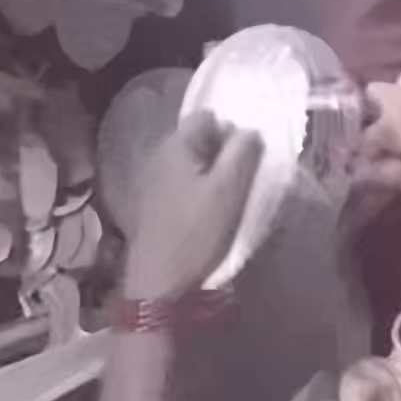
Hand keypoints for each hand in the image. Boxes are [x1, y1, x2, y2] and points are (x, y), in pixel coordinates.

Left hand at [124, 111, 263, 300]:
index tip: (243, 163)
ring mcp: (151, 179)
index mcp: (176, 145)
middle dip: (221, 153)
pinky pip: (179, 182)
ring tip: (224, 200)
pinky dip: (195, 189)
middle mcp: (158, 155)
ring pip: (189, 162)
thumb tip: (250, 131)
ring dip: (210, 174)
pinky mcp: (151, 203)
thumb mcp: (228, 189)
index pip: (208, 118)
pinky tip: (204, 213)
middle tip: (237, 183)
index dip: (230, 134)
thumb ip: (242, 152)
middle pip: (197, 138)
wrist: (157, 282)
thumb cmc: (196, 232)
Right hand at [359, 72, 400, 199]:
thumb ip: (378, 175)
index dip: (355, 155)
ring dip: (394, 107)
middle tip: (371, 142)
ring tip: (396, 134)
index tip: (354, 170)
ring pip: (399, 90)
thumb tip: (353, 173)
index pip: (359, 136)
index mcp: (387, 117)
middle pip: (373, 95)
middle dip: (367, 114)